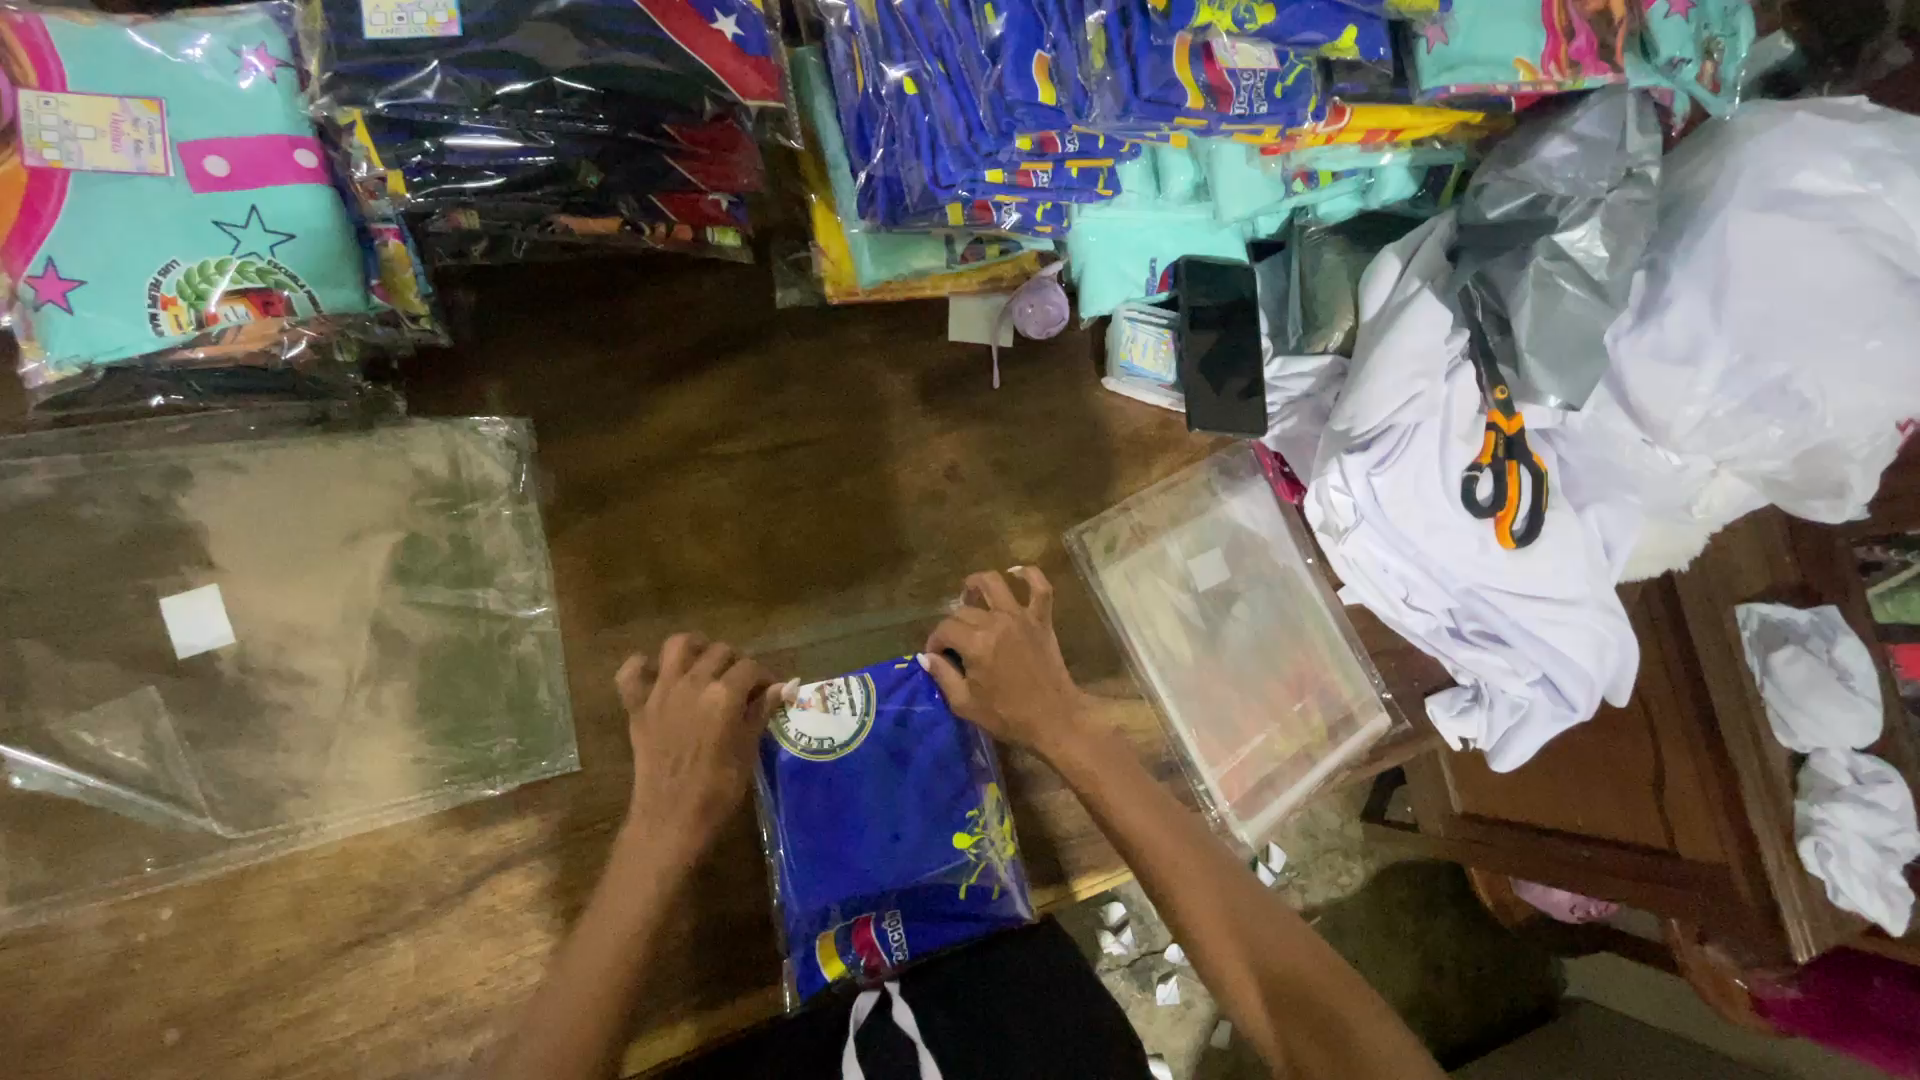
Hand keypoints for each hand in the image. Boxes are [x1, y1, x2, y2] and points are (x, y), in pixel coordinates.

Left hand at [614, 634, 780, 854]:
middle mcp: (692, 683)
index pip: (750, 668)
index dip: (764, 677)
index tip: (770, 693)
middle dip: (736, 662)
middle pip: (720, 651)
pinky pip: (630, 673)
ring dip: (695, 648)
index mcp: (724, 695)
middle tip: (742, 684)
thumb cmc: (718, 789)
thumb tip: (785, 685)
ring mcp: (661, 692)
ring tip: (705, 664)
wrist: (671, 820)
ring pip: (678, 646)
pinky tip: (655, 674)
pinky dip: (640, 666)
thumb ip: (762, 711)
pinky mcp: (637, 707)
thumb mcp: (748, 748)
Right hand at [920, 568, 1098, 762]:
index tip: (936, 656)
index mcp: (976, 644)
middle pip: (964, 610)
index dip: (935, 642)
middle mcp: (997, 622)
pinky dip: (1029, 575)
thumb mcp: (965, 704)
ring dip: (977, 583)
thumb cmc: (1008, 716)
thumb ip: (943, 675)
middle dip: (952, 624)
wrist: (1054, 719)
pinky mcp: (1042, 620)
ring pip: (995, 584)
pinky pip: (1040, 588)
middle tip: (953, 643)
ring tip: (969, 591)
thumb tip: (925, 657)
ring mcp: (1022, 617)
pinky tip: (1016, 573)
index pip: (944, 629)